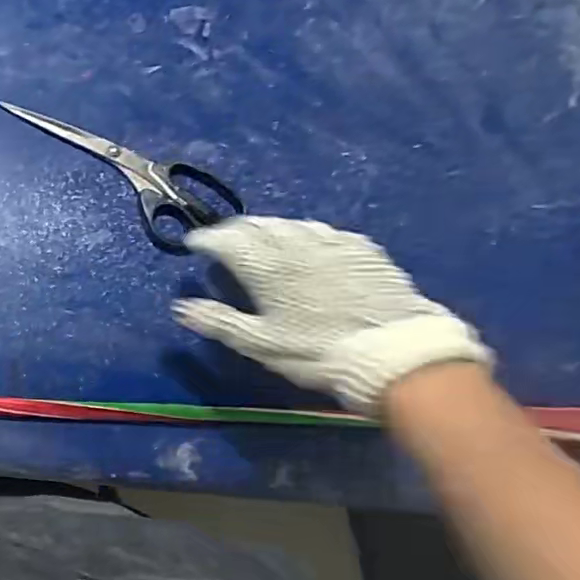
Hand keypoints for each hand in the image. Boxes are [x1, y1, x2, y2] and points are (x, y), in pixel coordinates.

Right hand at [173, 217, 491, 412]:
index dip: (206, 240)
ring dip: (269, 225)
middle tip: (220, 235)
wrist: (397, 355)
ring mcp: (335, 249)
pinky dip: (307, 231)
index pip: (228, 242)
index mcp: (268, 270)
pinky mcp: (366, 255)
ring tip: (258, 232)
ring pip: (294, 224)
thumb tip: (182, 307)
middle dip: (234, 228)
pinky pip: (329, 232)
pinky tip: (307, 237)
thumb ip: (218, 321)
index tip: (192, 243)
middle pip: (260, 227)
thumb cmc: (316, 350)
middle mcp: (298, 250)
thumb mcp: (258, 342)